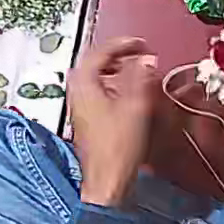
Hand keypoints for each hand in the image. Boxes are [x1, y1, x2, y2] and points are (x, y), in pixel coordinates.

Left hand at [69, 37, 159, 206]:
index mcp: (84, 83)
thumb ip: (140, 77)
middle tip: (138, 52)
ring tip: (134, 67)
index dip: (123, 44)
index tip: (142, 44)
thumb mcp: (136, 105)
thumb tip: (146, 58)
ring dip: (114, 67)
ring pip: (94, 75)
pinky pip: (96, 88)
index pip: (100, 51)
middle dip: (117, 53)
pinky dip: (112, 82)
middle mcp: (77, 91)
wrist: (107, 179)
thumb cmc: (119, 145)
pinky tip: (126, 90)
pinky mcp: (86, 116)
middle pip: (94, 61)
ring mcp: (79, 104)